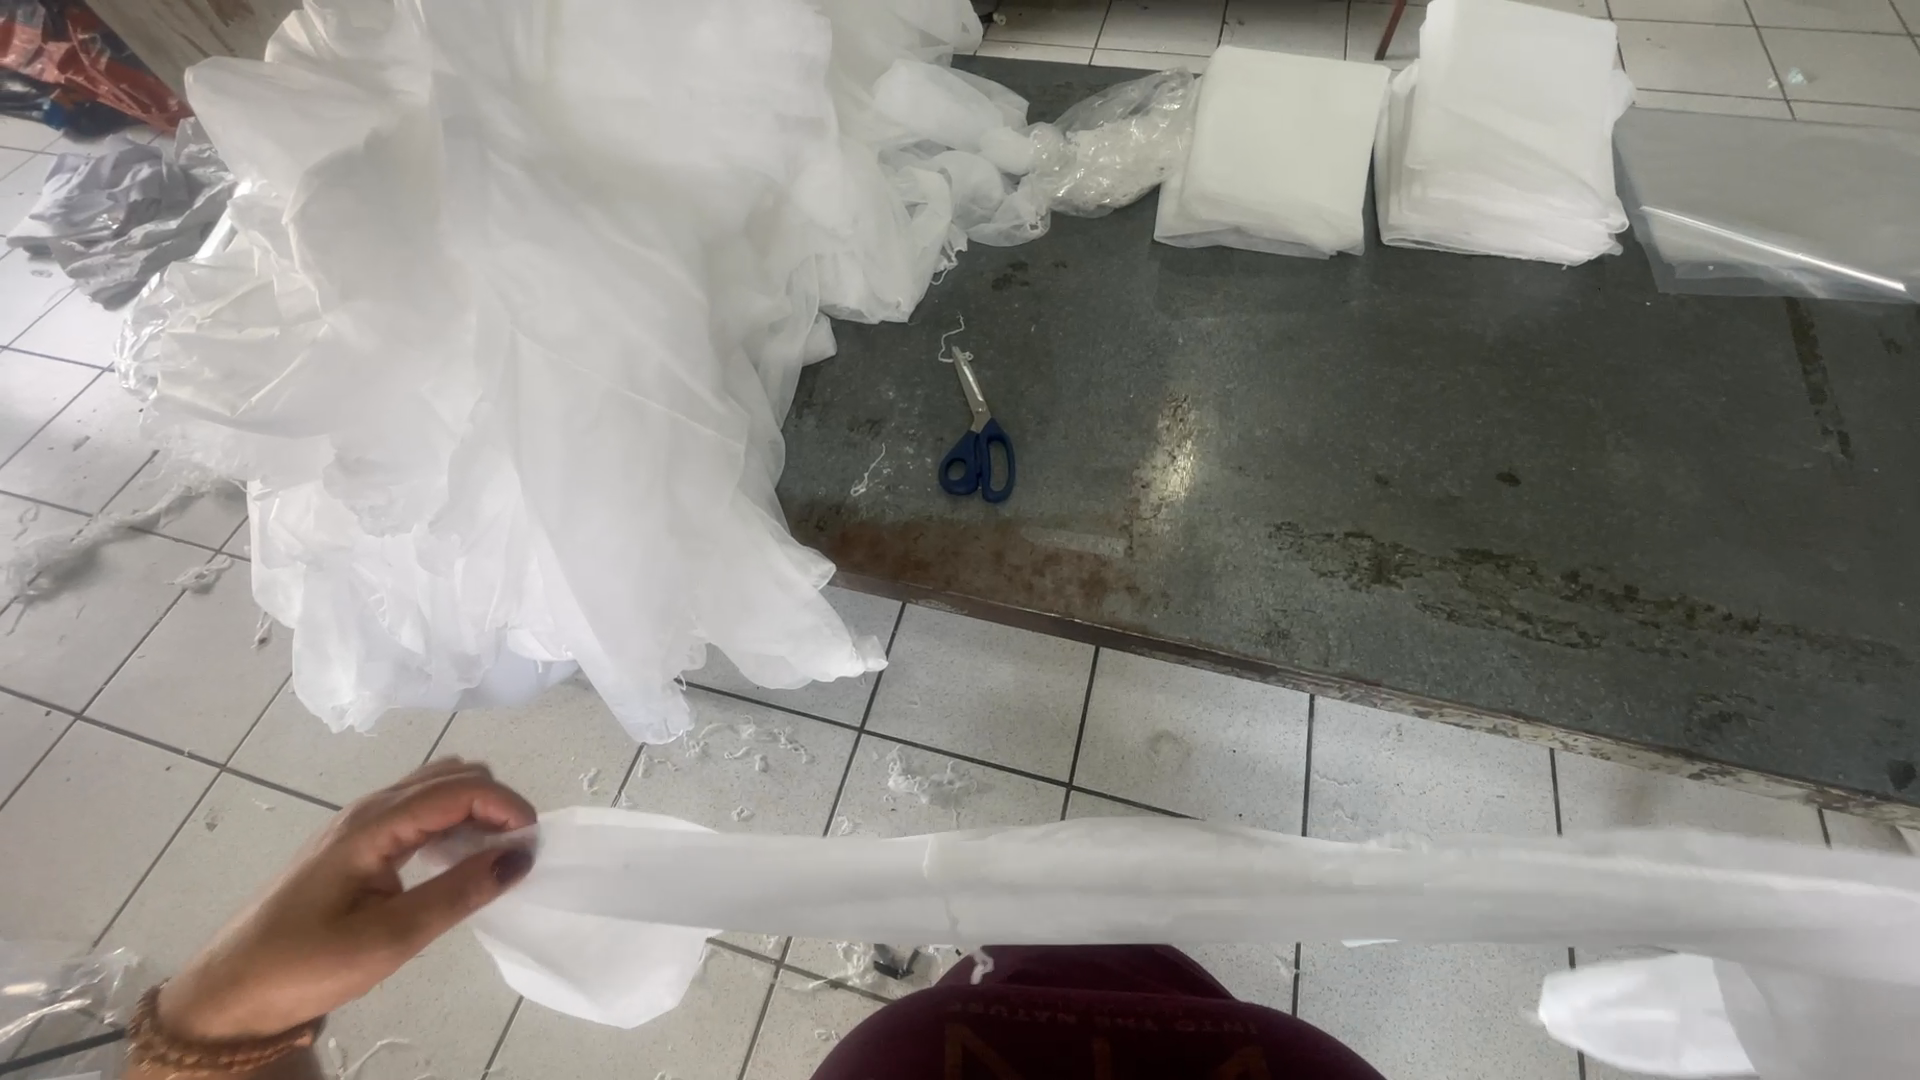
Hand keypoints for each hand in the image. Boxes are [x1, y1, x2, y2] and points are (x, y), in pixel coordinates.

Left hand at [155, 759, 536, 1040]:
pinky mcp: (358, 839)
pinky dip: (455, 818)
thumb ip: (460, 892)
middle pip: (455, 775)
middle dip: (497, 803)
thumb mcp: (391, 939)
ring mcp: (361, 822)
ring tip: (491, 853)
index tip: (532, 843)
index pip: (462, 788)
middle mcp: (369, 809)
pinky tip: (456, 856)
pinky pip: (423, 806)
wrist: (223, 1002)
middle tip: (514, 851)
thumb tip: (521, 856)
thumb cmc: (304, 968)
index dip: (508, 805)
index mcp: (374, 825)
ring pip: (439, 786)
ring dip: (477, 807)